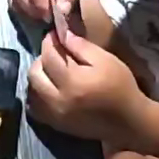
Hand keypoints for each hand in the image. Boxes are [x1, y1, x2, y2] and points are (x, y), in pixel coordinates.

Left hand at [26, 28, 146, 142]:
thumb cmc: (121, 87)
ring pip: (31, 91)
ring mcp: (54, 114)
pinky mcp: (55, 124)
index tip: (54, 35)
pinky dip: (36, 96)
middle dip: (41, 59)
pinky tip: (47, 90)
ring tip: (51, 71)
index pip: (49, 55)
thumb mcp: (106, 60)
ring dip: (37, 77)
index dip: (49, 41)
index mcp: (72, 81)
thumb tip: (62, 34)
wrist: (128, 121)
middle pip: (34, 73)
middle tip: (53, 54)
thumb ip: (81, 46)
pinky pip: (34, 109)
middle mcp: (58, 99)